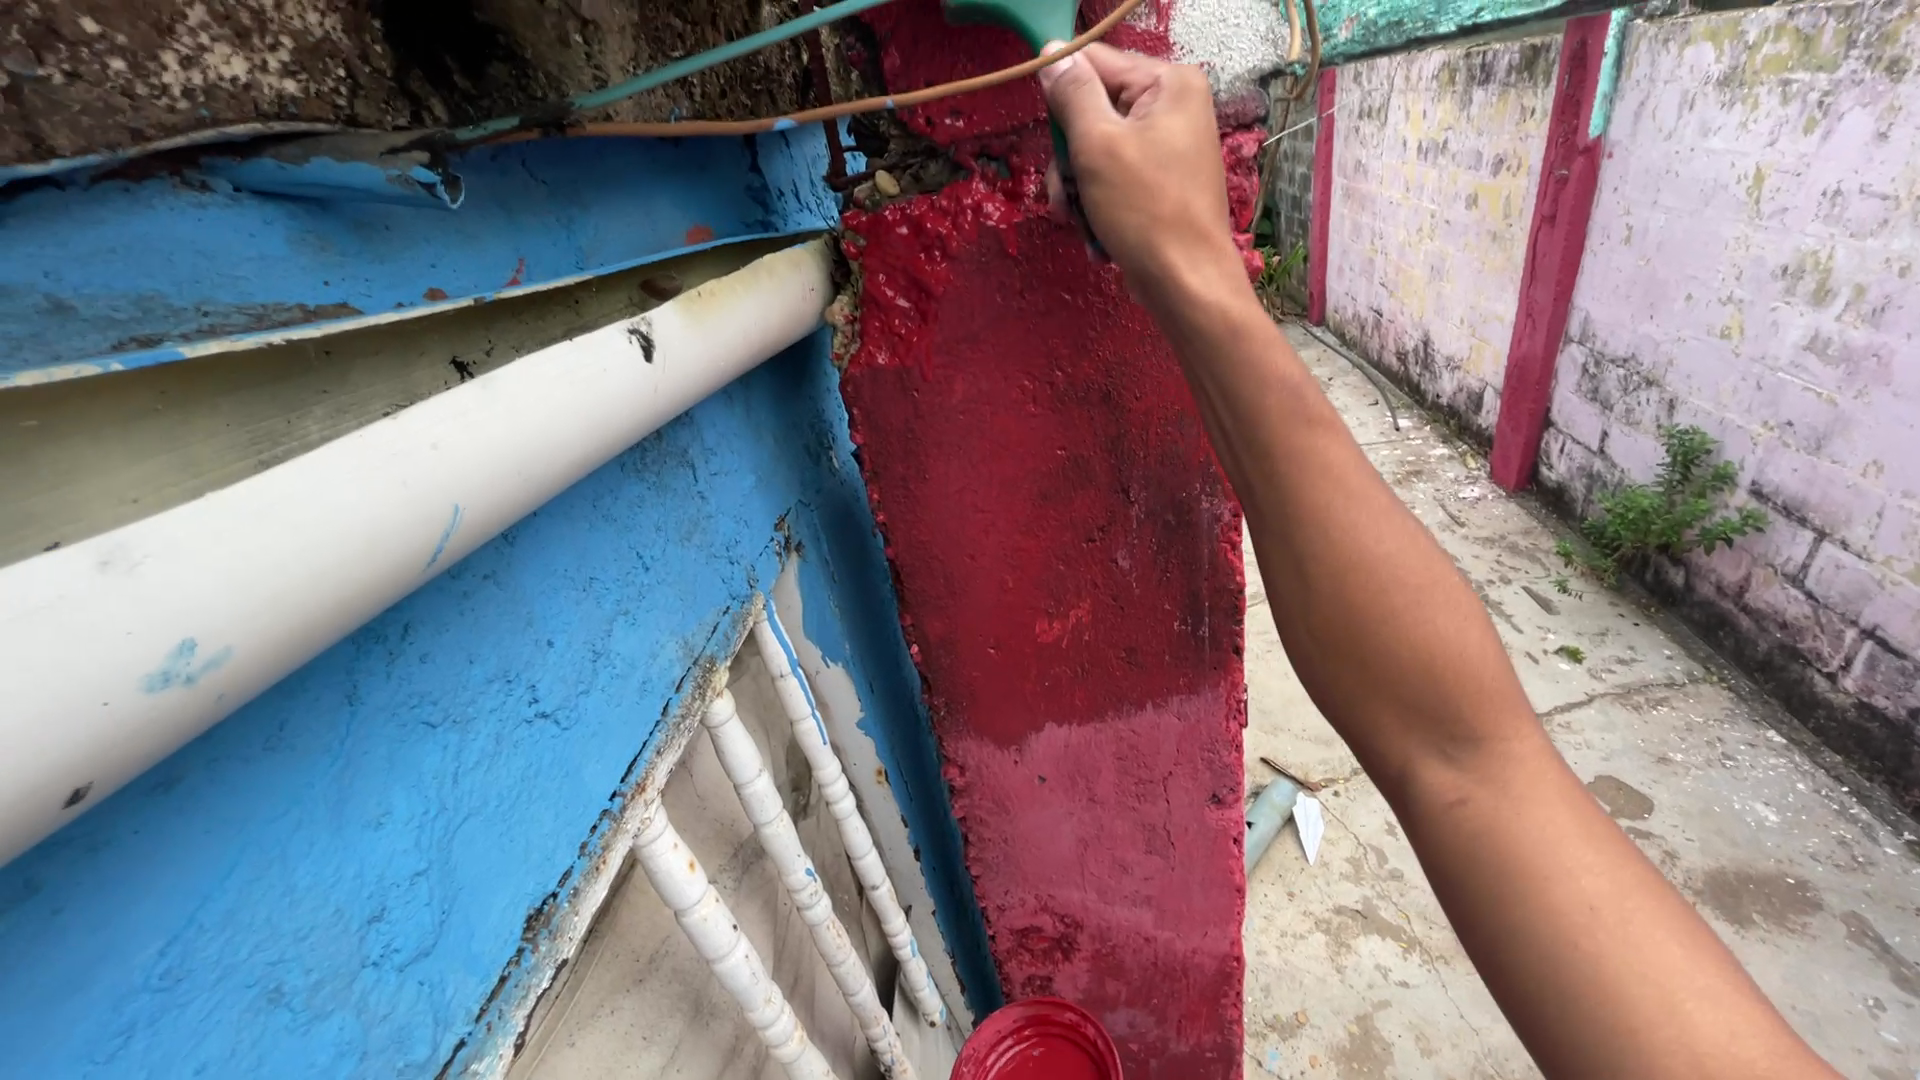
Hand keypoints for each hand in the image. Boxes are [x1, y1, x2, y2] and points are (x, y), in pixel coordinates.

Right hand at [1036, 43, 1245, 308]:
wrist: (1184, 281)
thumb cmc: (1144, 210)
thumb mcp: (1098, 146)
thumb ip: (1073, 95)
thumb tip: (1053, 54)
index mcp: (1168, 83)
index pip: (1095, 63)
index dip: (1062, 97)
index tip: (1047, 137)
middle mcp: (1173, 108)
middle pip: (1093, 114)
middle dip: (1070, 160)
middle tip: (1063, 197)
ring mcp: (1168, 149)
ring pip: (1097, 154)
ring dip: (1077, 192)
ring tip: (1078, 223)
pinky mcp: (1160, 185)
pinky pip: (1113, 182)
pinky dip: (1097, 208)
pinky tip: (1097, 236)